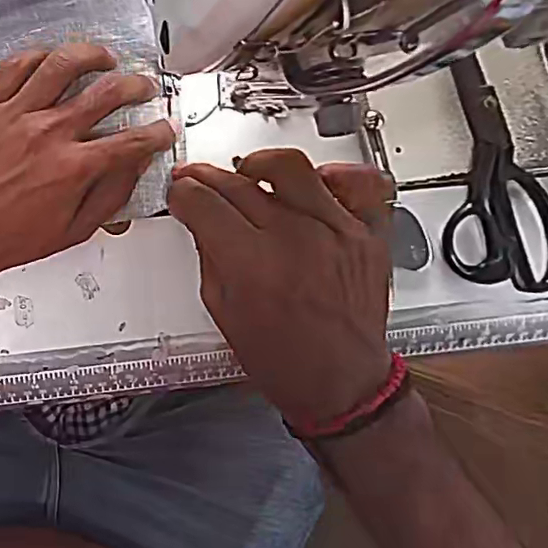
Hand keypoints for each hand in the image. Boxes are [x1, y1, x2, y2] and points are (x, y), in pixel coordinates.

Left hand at [0, 43, 174, 316]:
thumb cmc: (5, 237)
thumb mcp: (72, 230)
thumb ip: (110, 195)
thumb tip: (134, 168)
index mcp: (73, 168)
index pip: (132, 140)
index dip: (157, 132)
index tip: (161, 129)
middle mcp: (48, 135)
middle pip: (107, 91)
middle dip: (137, 86)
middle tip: (142, 88)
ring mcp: (17, 116)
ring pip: (63, 65)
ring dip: (92, 56)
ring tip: (104, 59)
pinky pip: (15, 66)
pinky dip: (38, 56)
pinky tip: (50, 59)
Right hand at [166, 149, 394, 424]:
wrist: (341, 383)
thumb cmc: (285, 359)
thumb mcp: (223, 310)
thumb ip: (209, 256)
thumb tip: (200, 219)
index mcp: (252, 264)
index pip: (202, 202)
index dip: (182, 193)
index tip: (180, 194)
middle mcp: (295, 240)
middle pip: (236, 182)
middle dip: (205, 178)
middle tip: (198, 182)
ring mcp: (336, 232)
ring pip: (290, 166)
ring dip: (258, 164)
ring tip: (249, 173)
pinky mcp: (367, 234)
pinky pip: (359, 182)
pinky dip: (334, 174)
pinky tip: (313, 184)